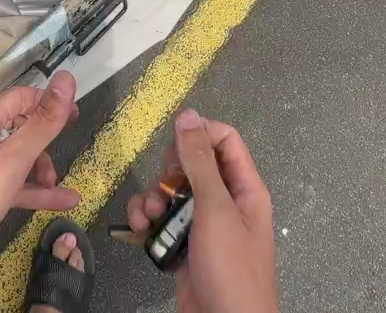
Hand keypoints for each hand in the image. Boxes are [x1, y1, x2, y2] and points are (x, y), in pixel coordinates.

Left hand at [0, 72, 81, 311]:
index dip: (48, 102)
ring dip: (41, 168)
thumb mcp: (12, 159)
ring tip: (57, 186)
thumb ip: (42, 122)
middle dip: (45, 138)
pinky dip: (35, 191)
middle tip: (67, 147)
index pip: (20, 97)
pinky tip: (61, 202)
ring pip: (17, 158)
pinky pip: (13, 184)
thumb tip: (66, 79)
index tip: (75, 113)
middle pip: (19, 126)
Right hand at [126, 109, 276, 312]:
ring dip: (153, 199)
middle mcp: (226, 202)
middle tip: (164, 187)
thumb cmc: (231, 270)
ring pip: (172, 192)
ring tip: (148, 217)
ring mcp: (203, 225)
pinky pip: (162, 219)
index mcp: (244, 188)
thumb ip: (199, 162)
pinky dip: (148, 221)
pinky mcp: (184, 246)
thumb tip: (188, 114)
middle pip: (192, 164)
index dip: (199, 134)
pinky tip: (140, 229)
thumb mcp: (215, 210)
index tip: (174, 142)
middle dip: (169, 172)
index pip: (225, 140)